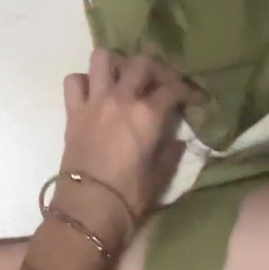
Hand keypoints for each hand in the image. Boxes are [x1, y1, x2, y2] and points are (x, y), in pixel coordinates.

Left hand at [56, 50, 199, 241]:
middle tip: (162, 84)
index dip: (189, 92)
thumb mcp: (160, 177)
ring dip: (116, 64)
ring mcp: (94, 102)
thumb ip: (170, 153)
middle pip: (142, 63)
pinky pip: (74, 81)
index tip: (196, 100)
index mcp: (147, 115)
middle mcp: (121, 99)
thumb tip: (178, 141)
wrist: (87, 210)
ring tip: (124, 79)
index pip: (173, 89)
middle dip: (157, 69)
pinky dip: (84, 82)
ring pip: (102, 58)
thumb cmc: (128, 198)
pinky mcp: (72, 112)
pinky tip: (94, 94)